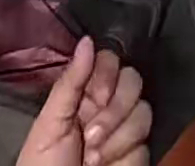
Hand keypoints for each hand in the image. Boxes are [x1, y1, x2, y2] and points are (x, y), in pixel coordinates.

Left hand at [17, 38, 151, 165]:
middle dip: (115, 109)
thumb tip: (87, 39)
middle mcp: (108, 108)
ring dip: (117, 139)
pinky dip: (124, 160)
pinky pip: (145, 146)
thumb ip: (70, 81)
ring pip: (143, 112)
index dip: (108, 75)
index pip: (112, 61)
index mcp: (85, 95)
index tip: (95, 97)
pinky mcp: (137, 158)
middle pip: (134, 81)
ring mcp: (124, 133)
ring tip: (94, 160)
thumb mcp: (49, 125)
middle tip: (92, 135)